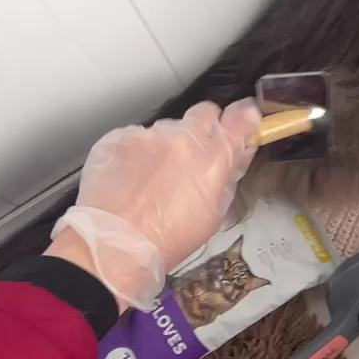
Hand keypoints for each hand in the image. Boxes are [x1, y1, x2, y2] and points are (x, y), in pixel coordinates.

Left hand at [47, 100, 259, 310]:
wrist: (114, 245)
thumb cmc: (168, 240)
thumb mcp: (212, 216)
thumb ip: (227, 178)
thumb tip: (237, 155)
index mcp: (213, 159)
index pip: (241, 118)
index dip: (245, 118)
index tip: (244, 122)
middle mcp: (182, 138)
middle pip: (205, 113)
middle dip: (206, 128)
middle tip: (197, 155)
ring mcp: (148, 134)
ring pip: (168, 128)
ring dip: (168, 145)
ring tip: (155, 177)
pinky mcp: (118, 136)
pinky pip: (136, 136)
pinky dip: (138, 153)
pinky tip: (131, 178)